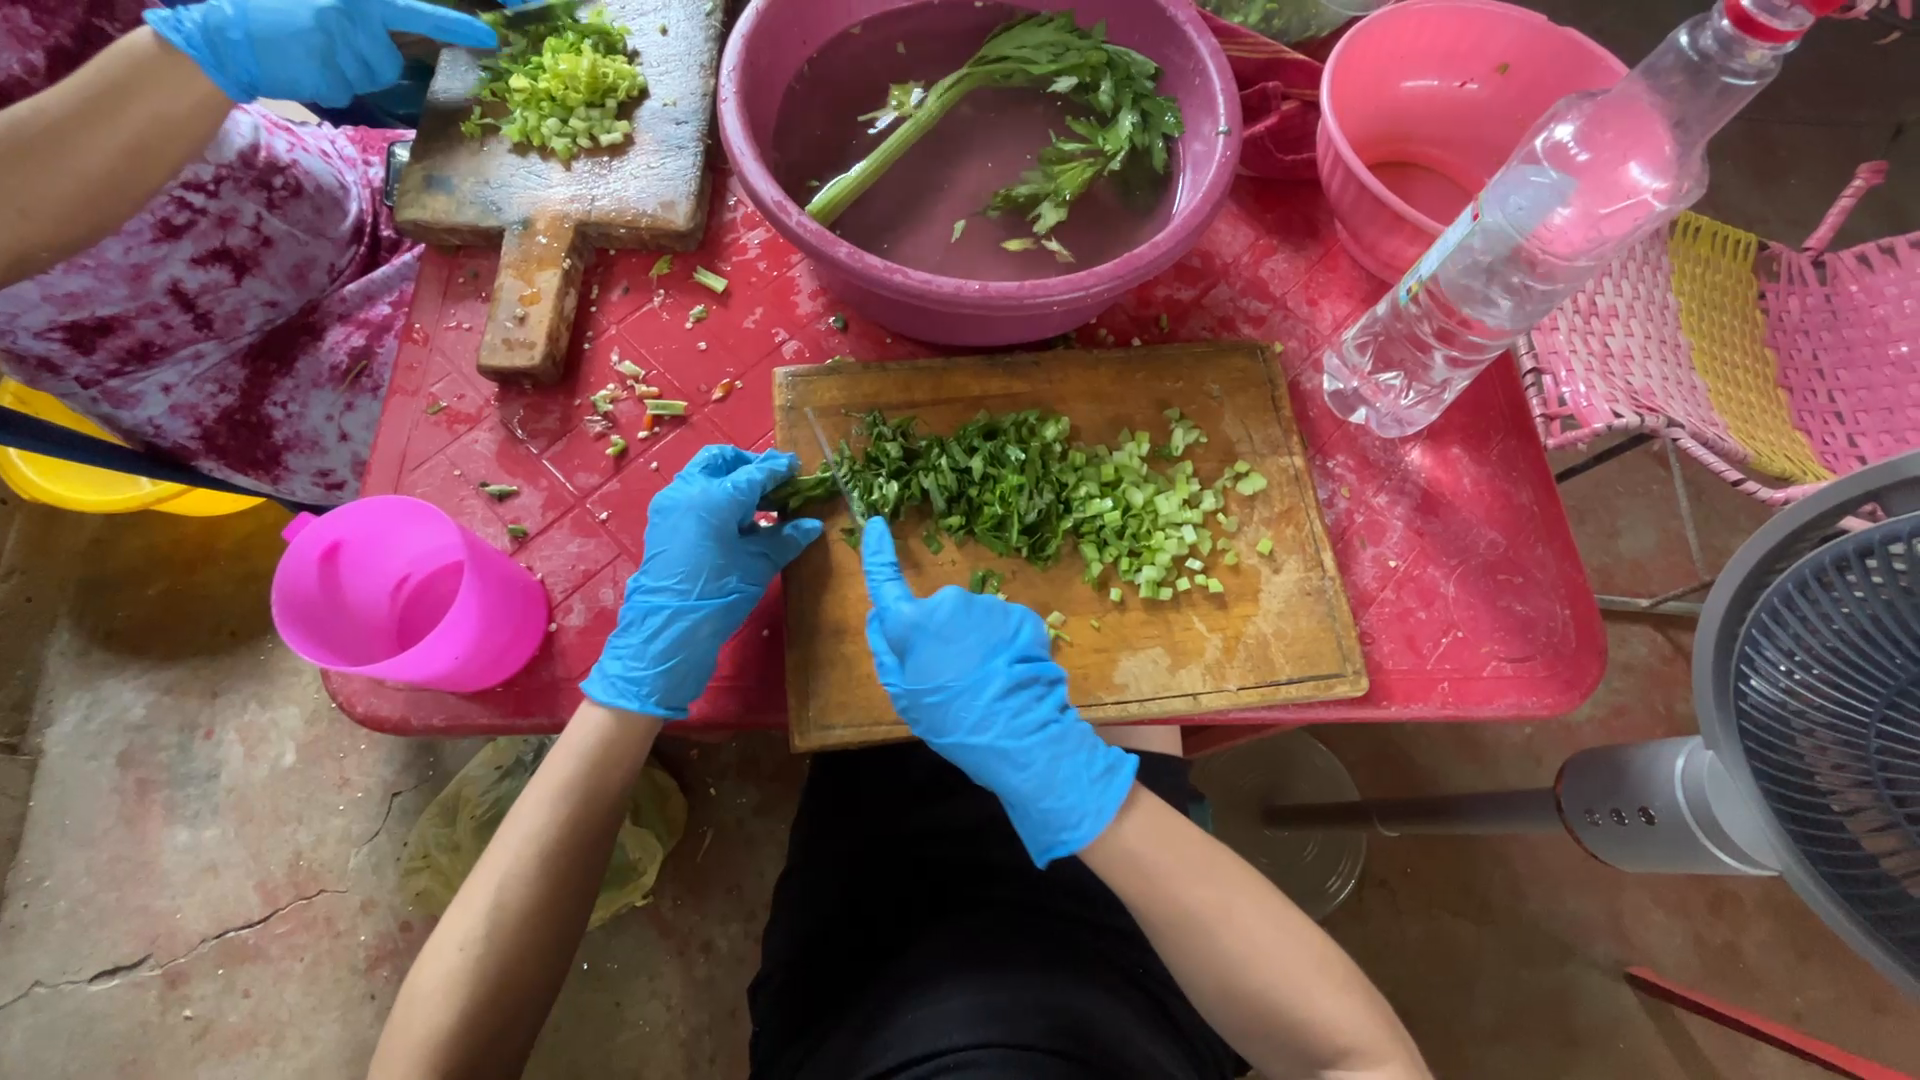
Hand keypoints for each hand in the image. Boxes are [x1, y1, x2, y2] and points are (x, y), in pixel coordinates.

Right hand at [144, 0, 497, 107]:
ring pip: (372, 77)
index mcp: (355, 2)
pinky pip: (349, 90)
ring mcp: (344, 48)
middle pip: (389, 61)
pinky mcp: (334, 75)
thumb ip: (362, 16)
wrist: (224, 35)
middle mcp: (354, 18)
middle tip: (321, 40)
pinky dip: (330, 85)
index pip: (414, 13)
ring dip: (347, 72)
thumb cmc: (273, 13)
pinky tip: (303, 66)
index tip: (489, 38)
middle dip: (365, 59)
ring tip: (309, 50)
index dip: (453, 27)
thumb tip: (393, 34)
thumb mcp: (321, 6)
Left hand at [581, 446, 822, 719]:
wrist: (669, 630)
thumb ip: (785, 538)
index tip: (797, 467)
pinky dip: (715, 497)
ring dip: (730, 480)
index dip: (779, 469)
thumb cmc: (719, 593)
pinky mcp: (663, 523)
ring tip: (757, 504)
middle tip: (772, 480)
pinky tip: (735, 522)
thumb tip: (812, 525)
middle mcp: (689, 490)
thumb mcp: (758, 565)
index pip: (756, 472)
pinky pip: (692, 495)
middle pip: (721, 460)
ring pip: (703, 475)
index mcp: (716, 495)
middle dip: (748, 464)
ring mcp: (671, 505)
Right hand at [861, 519, 1136, 865]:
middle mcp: (948, 601)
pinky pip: (1003, 627)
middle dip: (943, 635)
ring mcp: (988, 606)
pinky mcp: (1022, 616)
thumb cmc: (947, 717)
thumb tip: (877, 614)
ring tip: (985, 682)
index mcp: (911, 622)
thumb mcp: (902, 693)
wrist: (1015, 730)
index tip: (876, 525)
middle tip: (953, 677)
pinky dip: (1003, 645)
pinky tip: (1007, 674)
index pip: (885, 579)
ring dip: (976, 642)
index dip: (877, 552)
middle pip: (939, 612)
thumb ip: (885, 649)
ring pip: (974, 620)